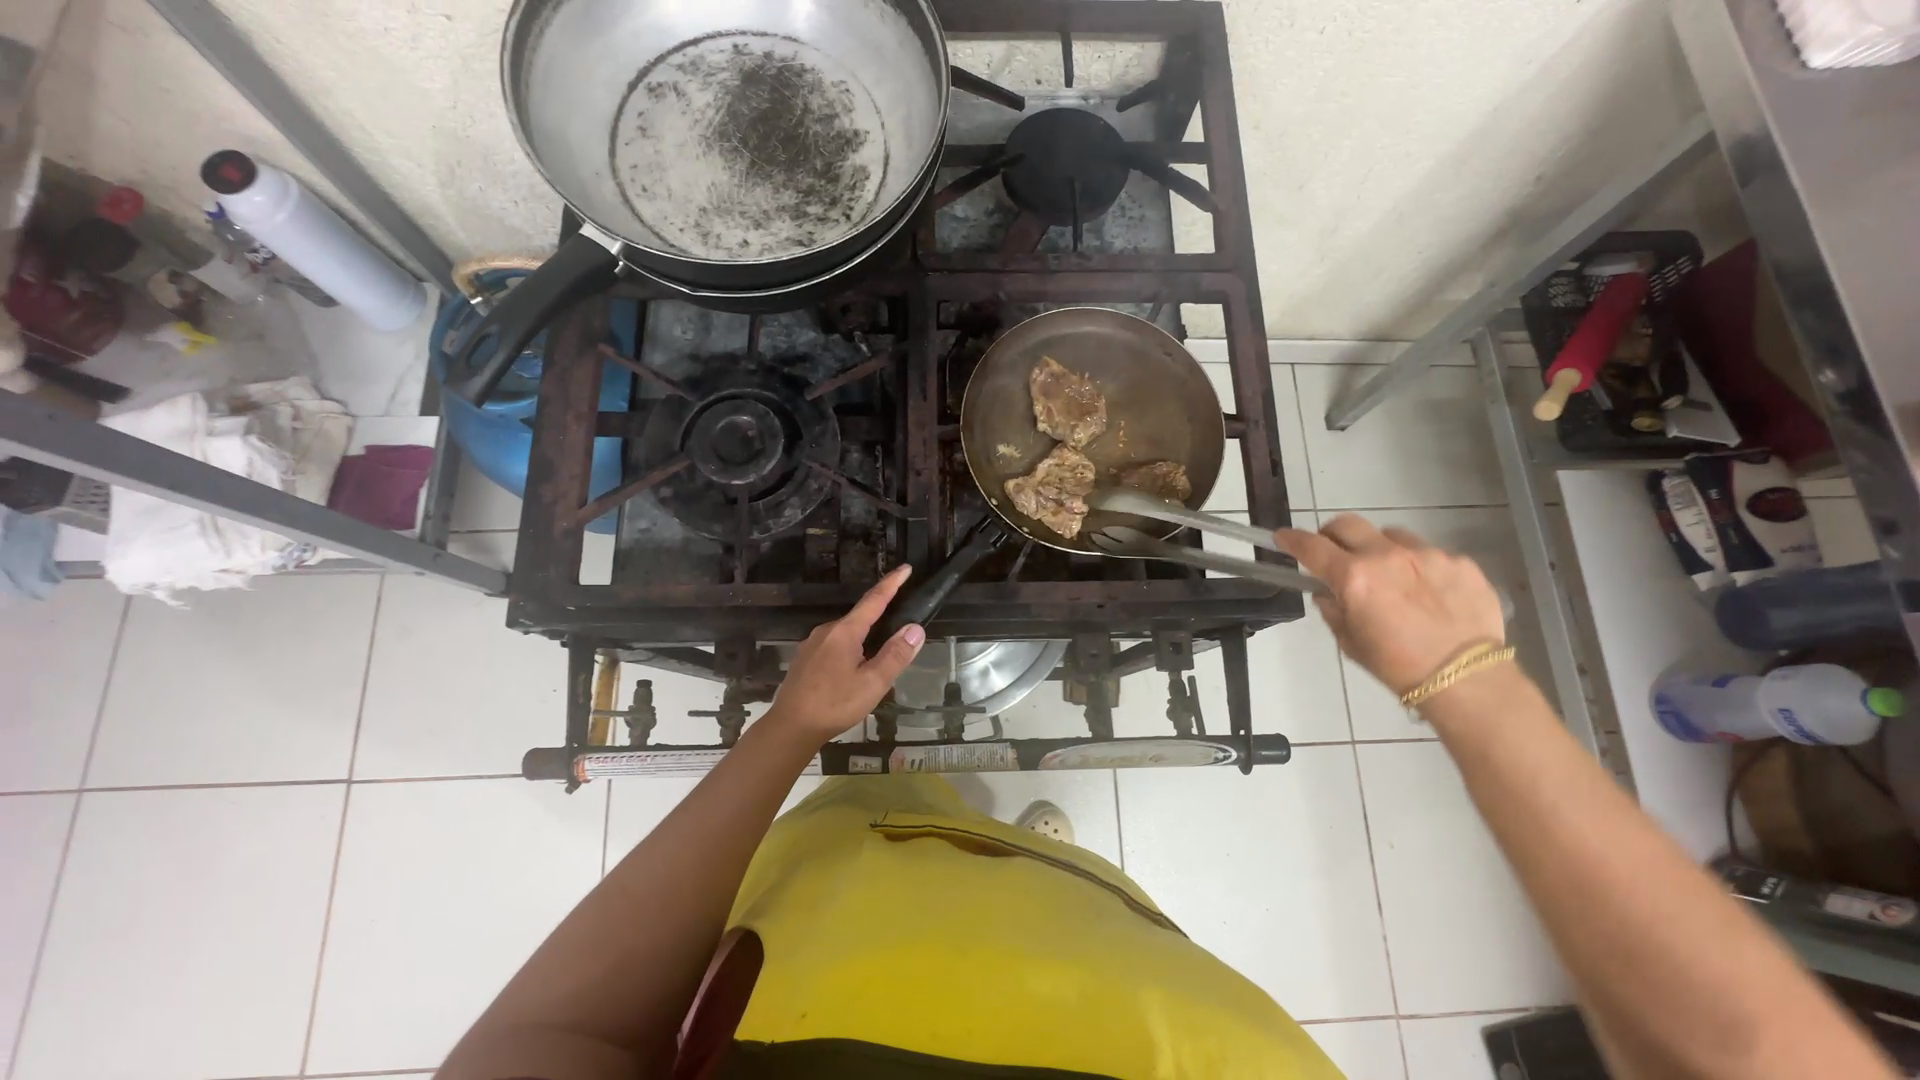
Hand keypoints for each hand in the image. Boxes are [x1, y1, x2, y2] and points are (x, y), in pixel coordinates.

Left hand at [765, 565, 926, 743]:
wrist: (791, 727)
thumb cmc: (834, 704)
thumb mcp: (873, 683)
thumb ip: (895, 655)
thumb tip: (915, 628)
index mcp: (845, 632)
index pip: (874, 600)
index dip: (892, 584)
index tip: (905, 568)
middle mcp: (826, 631)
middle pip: (859, 617)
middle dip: (880, 617)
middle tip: (900, 627)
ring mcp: (812, 645)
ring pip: (846, 634)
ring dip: (864, 639)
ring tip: (879, 658)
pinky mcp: (805, 660)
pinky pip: (833, 647)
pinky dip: (850, 650)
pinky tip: (853, 671)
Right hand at [1275, 515, 1504, 695]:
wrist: (1466, 679)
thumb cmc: (1398, 667)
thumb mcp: (1351, 643)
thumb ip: (1334, 610)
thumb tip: (1329, 593)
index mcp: (1354, 577)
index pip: (1312, 547)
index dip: (1292, 540)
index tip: (1282, 537)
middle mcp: (1387, 556)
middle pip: (1348, 524)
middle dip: (1332, 534)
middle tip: (1333, 551)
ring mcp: (1428, 554)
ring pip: (1391, 535)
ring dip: (1379, 548)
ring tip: (1389, 575)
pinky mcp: (1460, 561)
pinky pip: (1430, 553)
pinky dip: (1418, 566)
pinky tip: (1427, 593)